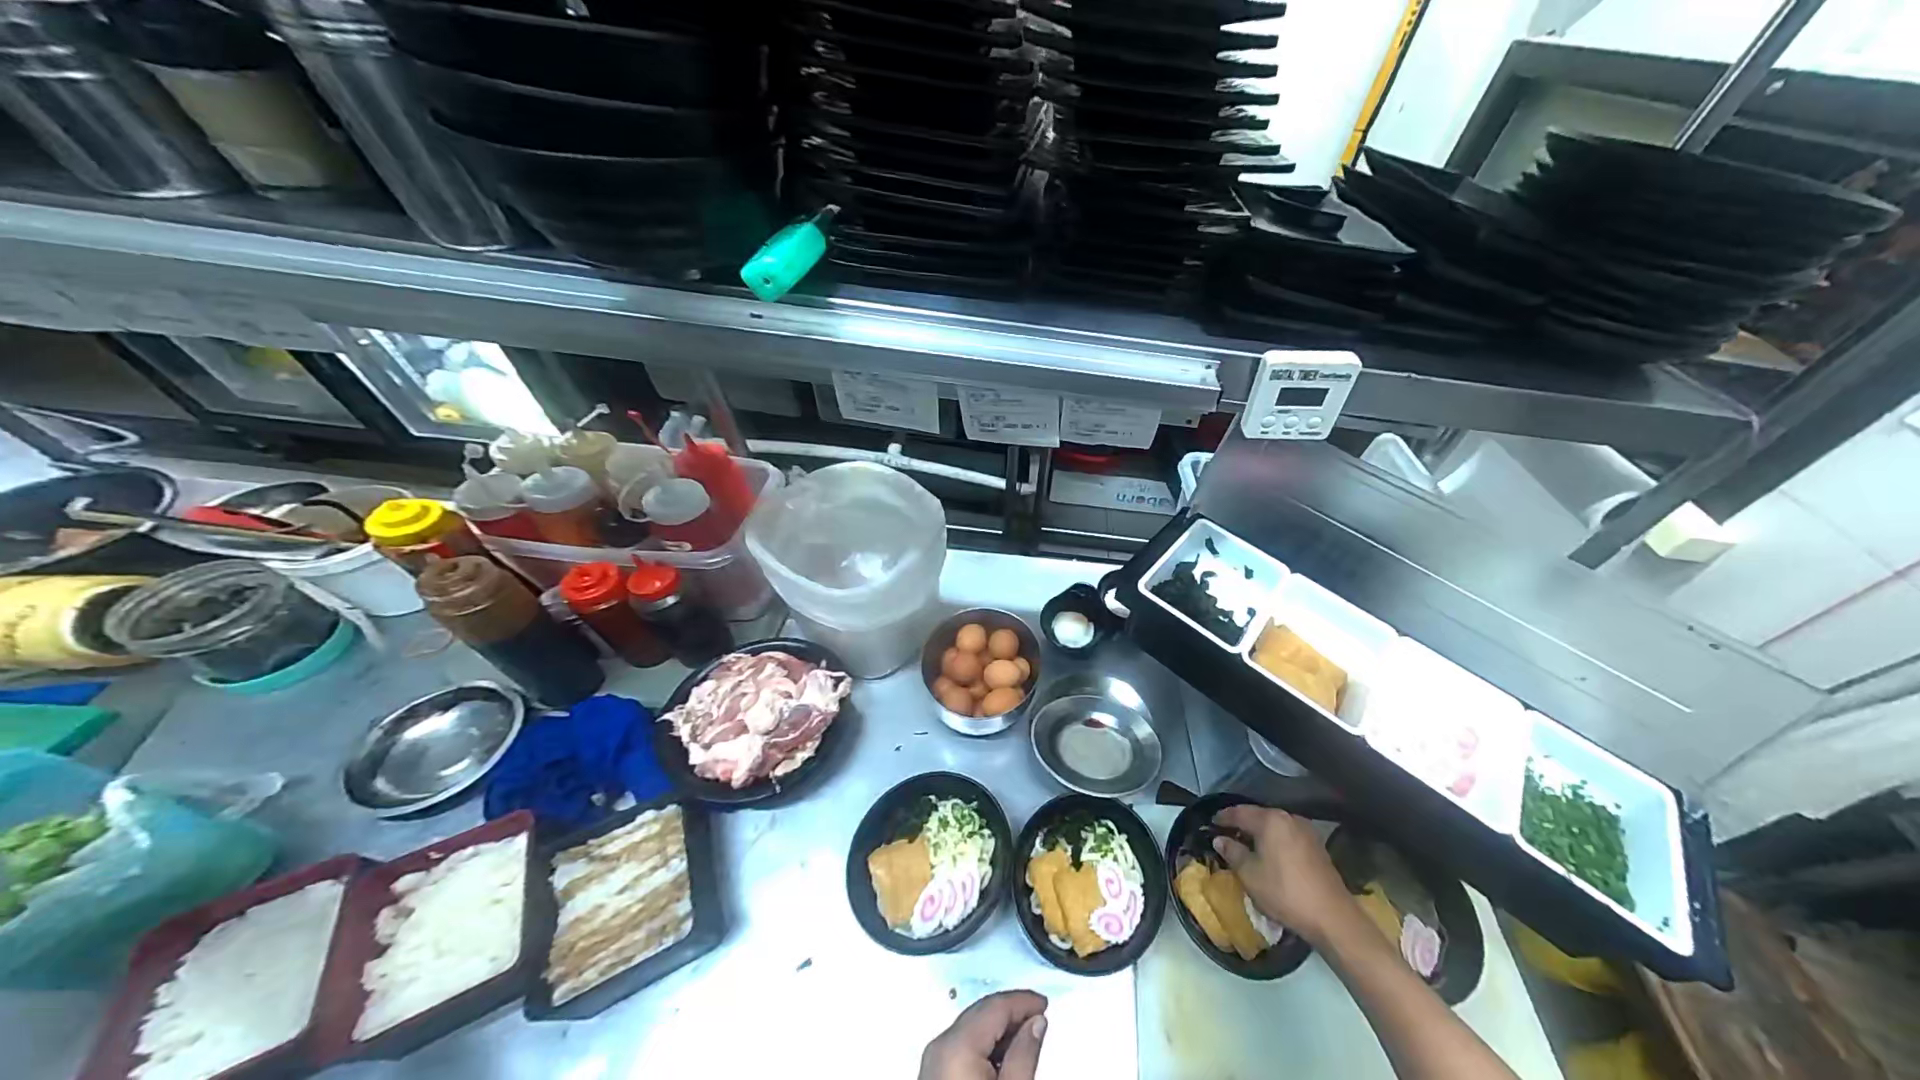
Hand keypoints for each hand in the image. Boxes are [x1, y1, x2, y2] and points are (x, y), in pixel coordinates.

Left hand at [918, 990, 1048, 1079]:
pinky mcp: (932, 1071)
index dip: (1023, 1000)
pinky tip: (1002, 1054)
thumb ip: (1025, 1055)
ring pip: (972, 1027)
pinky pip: (962, 1044)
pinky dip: (984, 1043)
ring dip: (999, 1027)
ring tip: (1025, 1037)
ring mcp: (932, 1058)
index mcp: (958, 1044)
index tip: (1044, 1004)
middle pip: (981, 1013)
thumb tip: (1036, 1022)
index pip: (995, 1005)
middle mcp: (940, 1044)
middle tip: (1038, 1017)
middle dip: (1012, 1012)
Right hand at [1212, 805, 1354, 944]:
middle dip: (1241, 823)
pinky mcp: (1317, 846)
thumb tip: (1219, 839)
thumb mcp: (1249, 874)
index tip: (1210, 823)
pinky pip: (1287, 835)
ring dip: (1259, 832)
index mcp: (1270, 820)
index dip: (1222, 817)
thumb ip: (1232, 852)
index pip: (1239, 812)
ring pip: (1275, 825)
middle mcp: (1289, 818)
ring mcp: (1306, 831)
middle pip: (1258, 815)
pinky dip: (1274, 840)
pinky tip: (1269, 853)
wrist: (1332, 917)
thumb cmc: (1284, 892)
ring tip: (1246, 843)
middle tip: (1226, 833)